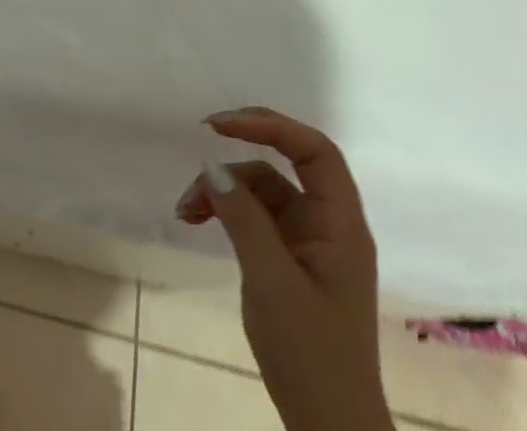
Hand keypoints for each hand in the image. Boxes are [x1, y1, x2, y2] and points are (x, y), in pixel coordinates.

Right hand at [175, 108, 393, 430]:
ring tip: (184, 210)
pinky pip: (257, 218)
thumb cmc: (309, 351)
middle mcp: (330, 225)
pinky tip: (197, 221)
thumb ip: (243, 219)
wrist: (328, 419)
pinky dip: (227, 212)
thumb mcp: (270, 281)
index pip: (315, 152)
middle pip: (288, 164)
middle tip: (200, 139)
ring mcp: (310, 243)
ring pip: (264, 191)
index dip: (270, 126)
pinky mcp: (291, 260)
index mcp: (342, 225)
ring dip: (224, 189)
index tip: (218, 125)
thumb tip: (212, 167)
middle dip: (242, 149)